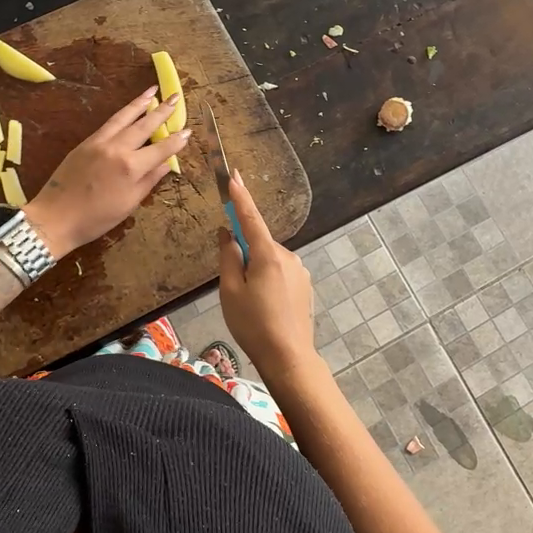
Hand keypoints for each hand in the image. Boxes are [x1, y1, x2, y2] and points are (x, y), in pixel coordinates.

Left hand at [22, 87, 188, 256]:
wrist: (55, 217)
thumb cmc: (96, 219)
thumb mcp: (129, 204)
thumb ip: (149, 181)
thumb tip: (166, 164)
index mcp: (131, 168)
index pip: (161, 149)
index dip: (176, 141)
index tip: (187, 131)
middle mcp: (118, 149)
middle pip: (145, 126)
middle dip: (163, 111)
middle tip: (176, 97)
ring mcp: (100, 143)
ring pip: (125, 117)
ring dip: (140, 103)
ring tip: (153, 91)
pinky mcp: (86, 142)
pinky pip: (109, 123)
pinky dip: (122, 113)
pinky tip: (129, 109)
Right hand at [216, 172, 315, 373]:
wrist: (289, 357)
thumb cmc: (254, 325)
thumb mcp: (231, 291)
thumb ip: (228, 258)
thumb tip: (227, 234)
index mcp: (269, 255)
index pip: (251, 218)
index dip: (240, 197)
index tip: (234, 175)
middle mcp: (289, 257)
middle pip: (259, 244)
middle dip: (244, 255)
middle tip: (235, 289)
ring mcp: (299, 271)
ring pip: (269, 261)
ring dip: (256, 272)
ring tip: (250, 306)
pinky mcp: (304, 286)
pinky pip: (279, 274)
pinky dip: (267, 282)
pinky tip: (264, 309)